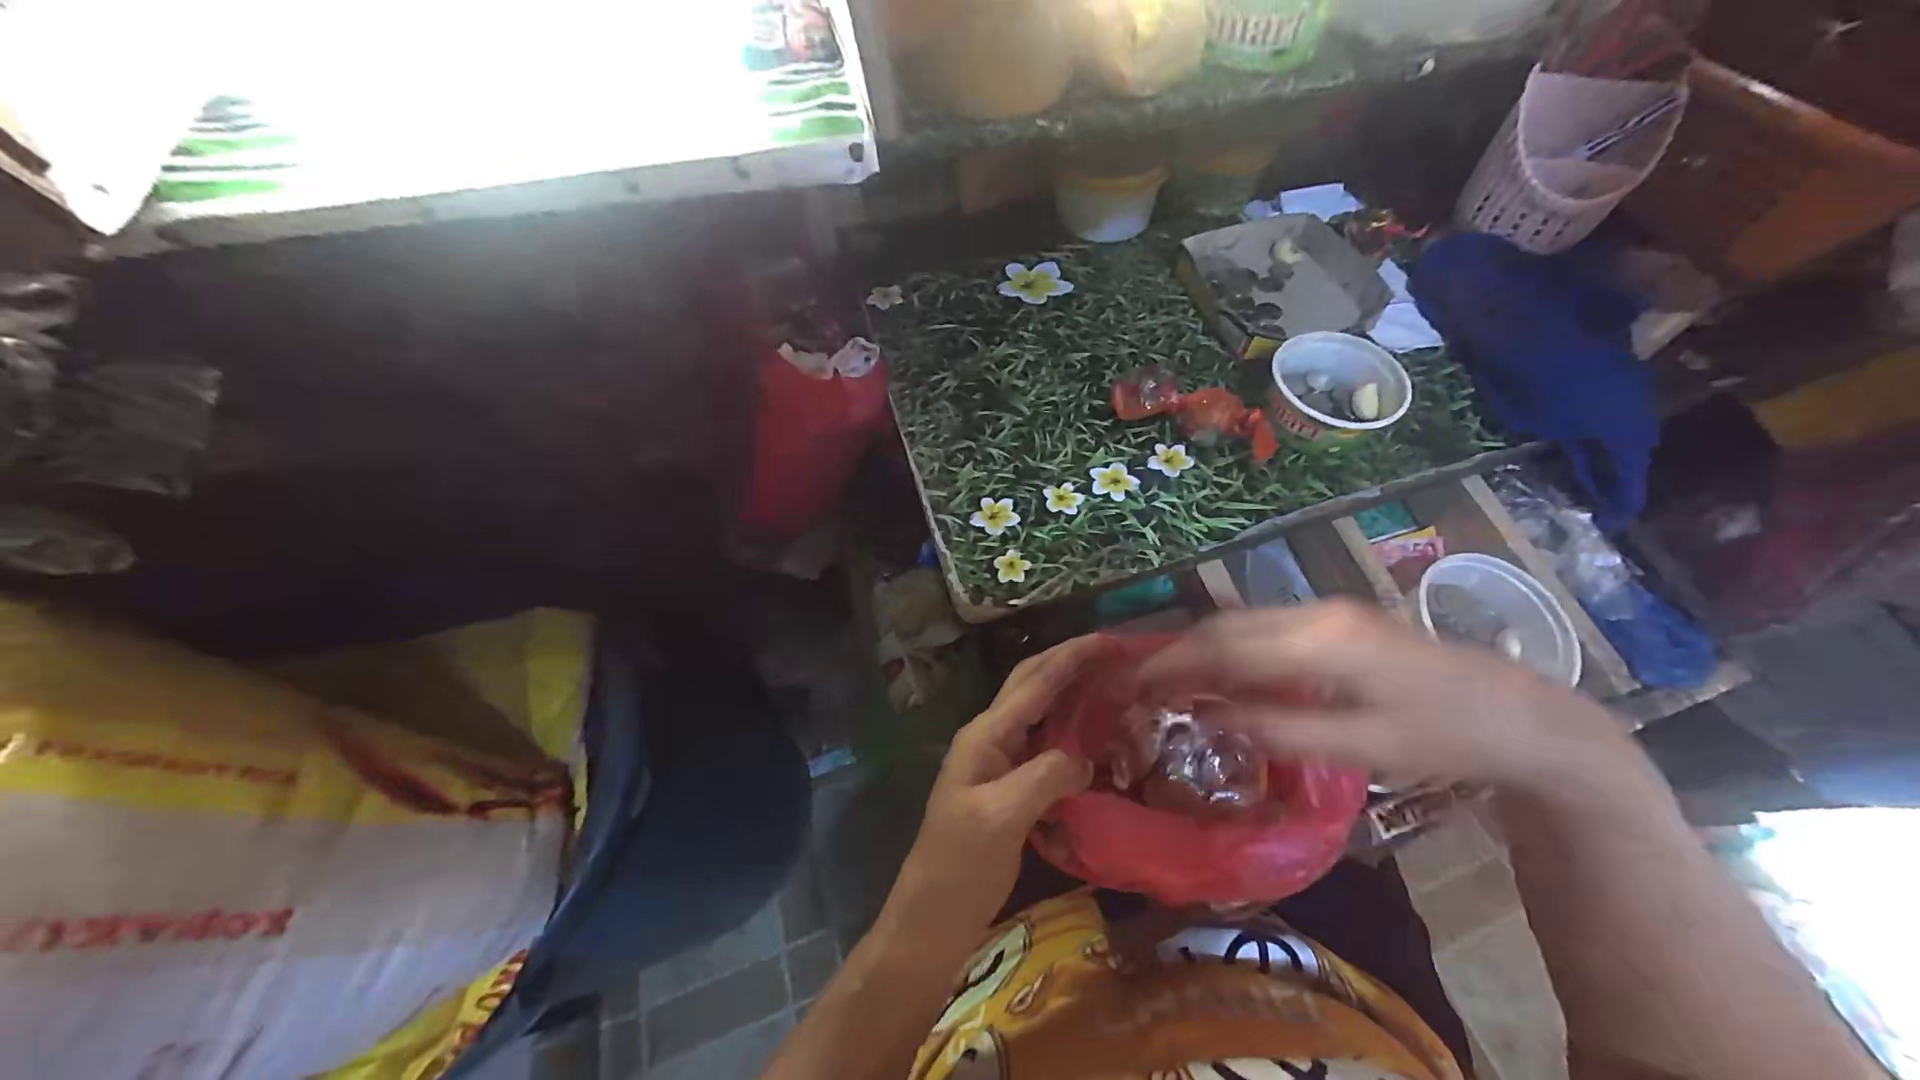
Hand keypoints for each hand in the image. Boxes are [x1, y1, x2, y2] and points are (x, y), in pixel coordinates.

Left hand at [885, 635, 1106, 935]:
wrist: (932, 914)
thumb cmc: (960, 865)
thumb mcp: (1001, 817)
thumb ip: (1043, 778)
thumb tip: (1083, 758)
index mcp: (985, 735)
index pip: (1034, 682)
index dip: (1072, 657)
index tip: (1111, 640)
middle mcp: (990, 737)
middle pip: (1032, 684)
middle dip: (1070, 662)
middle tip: (1114, 650)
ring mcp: (998, 761)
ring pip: (1039, 712)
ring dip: (1070, 690)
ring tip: (1109, 680)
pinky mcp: (1009, 786)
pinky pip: (1044, 745)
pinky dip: (1069, 731)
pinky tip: (1093, 735)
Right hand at [1135, 600, 1643, 798]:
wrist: (1523, 716)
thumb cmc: (1445, 737)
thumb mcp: (1363, 747)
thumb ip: (1281, 731)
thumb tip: (1209, 718)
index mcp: (1321, 640)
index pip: (1225, 648)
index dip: (1174, 667)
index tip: (1134, 688)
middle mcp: (1315, 612)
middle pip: (1225, 625)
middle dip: (1177, 653)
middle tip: (1140, 684)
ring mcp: (1325, 611)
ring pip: (1240, 621)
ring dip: (1200, 648)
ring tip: (1169, 681)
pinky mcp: (1333, 620)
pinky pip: (1261, 627)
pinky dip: (1229, 649)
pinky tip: (1220, 675)